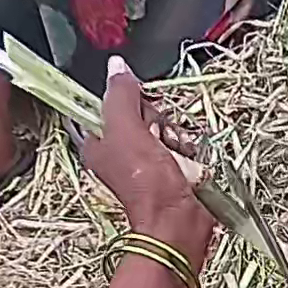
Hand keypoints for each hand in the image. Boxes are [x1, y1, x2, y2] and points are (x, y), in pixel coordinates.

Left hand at [81, 56, 212, 262]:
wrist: (178, 222)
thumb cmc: (146, 181)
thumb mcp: (126, 129)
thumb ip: (120, 94)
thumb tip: (116, 65)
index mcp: (99, 144)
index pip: (112, 103)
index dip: (130, 102)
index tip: (140, 111)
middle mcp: (119, 153)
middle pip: (143, 114)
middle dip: (158, 120)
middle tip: (160, 136)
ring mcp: (146, 164)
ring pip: (165, 129)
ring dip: (176, 136)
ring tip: (177, 152)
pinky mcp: (170, 173)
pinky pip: (180, 146)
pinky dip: (187, 150)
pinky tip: (189, 161)